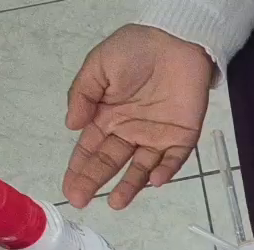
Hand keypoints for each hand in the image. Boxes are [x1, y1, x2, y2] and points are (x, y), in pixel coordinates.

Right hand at [63, 25, 212, 208]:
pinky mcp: (183, 138)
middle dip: (95, 181)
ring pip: (142, 168)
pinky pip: (174, 159)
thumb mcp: (98, 67)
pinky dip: (164, 170)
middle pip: (111, 162)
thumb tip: (71, 125)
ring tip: (117, 202)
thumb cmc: (134, 51)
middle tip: (82, 199)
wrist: (172, 44)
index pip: (91, 148)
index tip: (70, 189)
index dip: (79, 169)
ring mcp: (157, 138)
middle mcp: (131, 133)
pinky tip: (152, 181)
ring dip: (130, 185)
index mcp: (108, 117)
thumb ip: (83, 95)